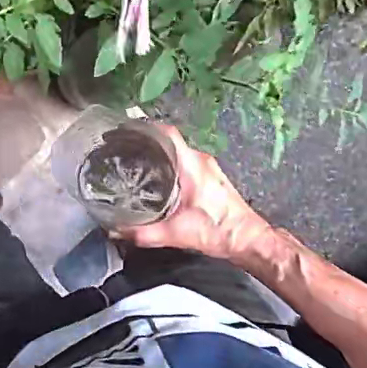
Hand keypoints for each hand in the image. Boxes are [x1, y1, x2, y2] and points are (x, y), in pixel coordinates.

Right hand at [115, 125, 272, 262]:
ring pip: (179, 151)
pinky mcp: (212, 177)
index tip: (127, 130)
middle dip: (147, 141)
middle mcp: (201, 161)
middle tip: (125, 147)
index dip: (146, 127)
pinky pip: (187, 161)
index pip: (168, 133)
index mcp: (192, 166)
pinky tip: (160, 176)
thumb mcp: (176, 234)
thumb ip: (144, 233)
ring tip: (137, 160)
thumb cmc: (219, 232)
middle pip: (170, 140)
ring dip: (159, 152)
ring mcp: (209, 168)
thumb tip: (117, 231)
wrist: (248, 240)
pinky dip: (171, 163)